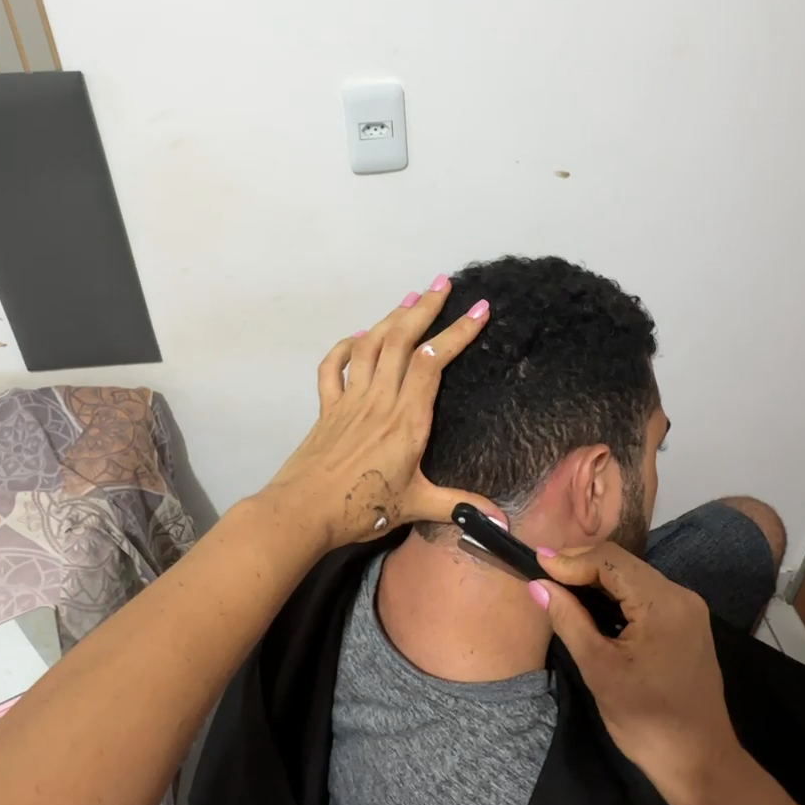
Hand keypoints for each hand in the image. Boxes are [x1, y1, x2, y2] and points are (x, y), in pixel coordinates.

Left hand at [258, 276, 496, 550]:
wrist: (301, 511)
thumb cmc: (361, 508)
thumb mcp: (416, 507)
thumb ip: (459, 506)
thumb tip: (503, 520)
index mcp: (406, 419)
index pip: (434, 362)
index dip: (457, 333)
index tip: (479, 309)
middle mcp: (380, 399)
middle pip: (402, 340)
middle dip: (425, 309)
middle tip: (443, 284)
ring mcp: (350, 400)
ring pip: (372, 346)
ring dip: (392, 318)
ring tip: (411, 297)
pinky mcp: (327, 407)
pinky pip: (334, 367)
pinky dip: (346, 346)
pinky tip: (359, 336)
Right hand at [531, 543, 740, 782]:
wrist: (700, 763)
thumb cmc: (646, 720)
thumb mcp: (599, 669)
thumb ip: (568, 619)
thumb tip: (538, 585)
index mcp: (662, 603)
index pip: (610, 561)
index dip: (570, 559)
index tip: (536, 563)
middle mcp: (680, 595)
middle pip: (623, 564)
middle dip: (582, 564)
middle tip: (544, 572)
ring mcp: (688, 608)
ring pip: (634, 576)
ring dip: (597, 578)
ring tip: (561, 584)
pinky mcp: (687, 623)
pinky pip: (645, 593)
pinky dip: (616, 593)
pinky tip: (592, 603)